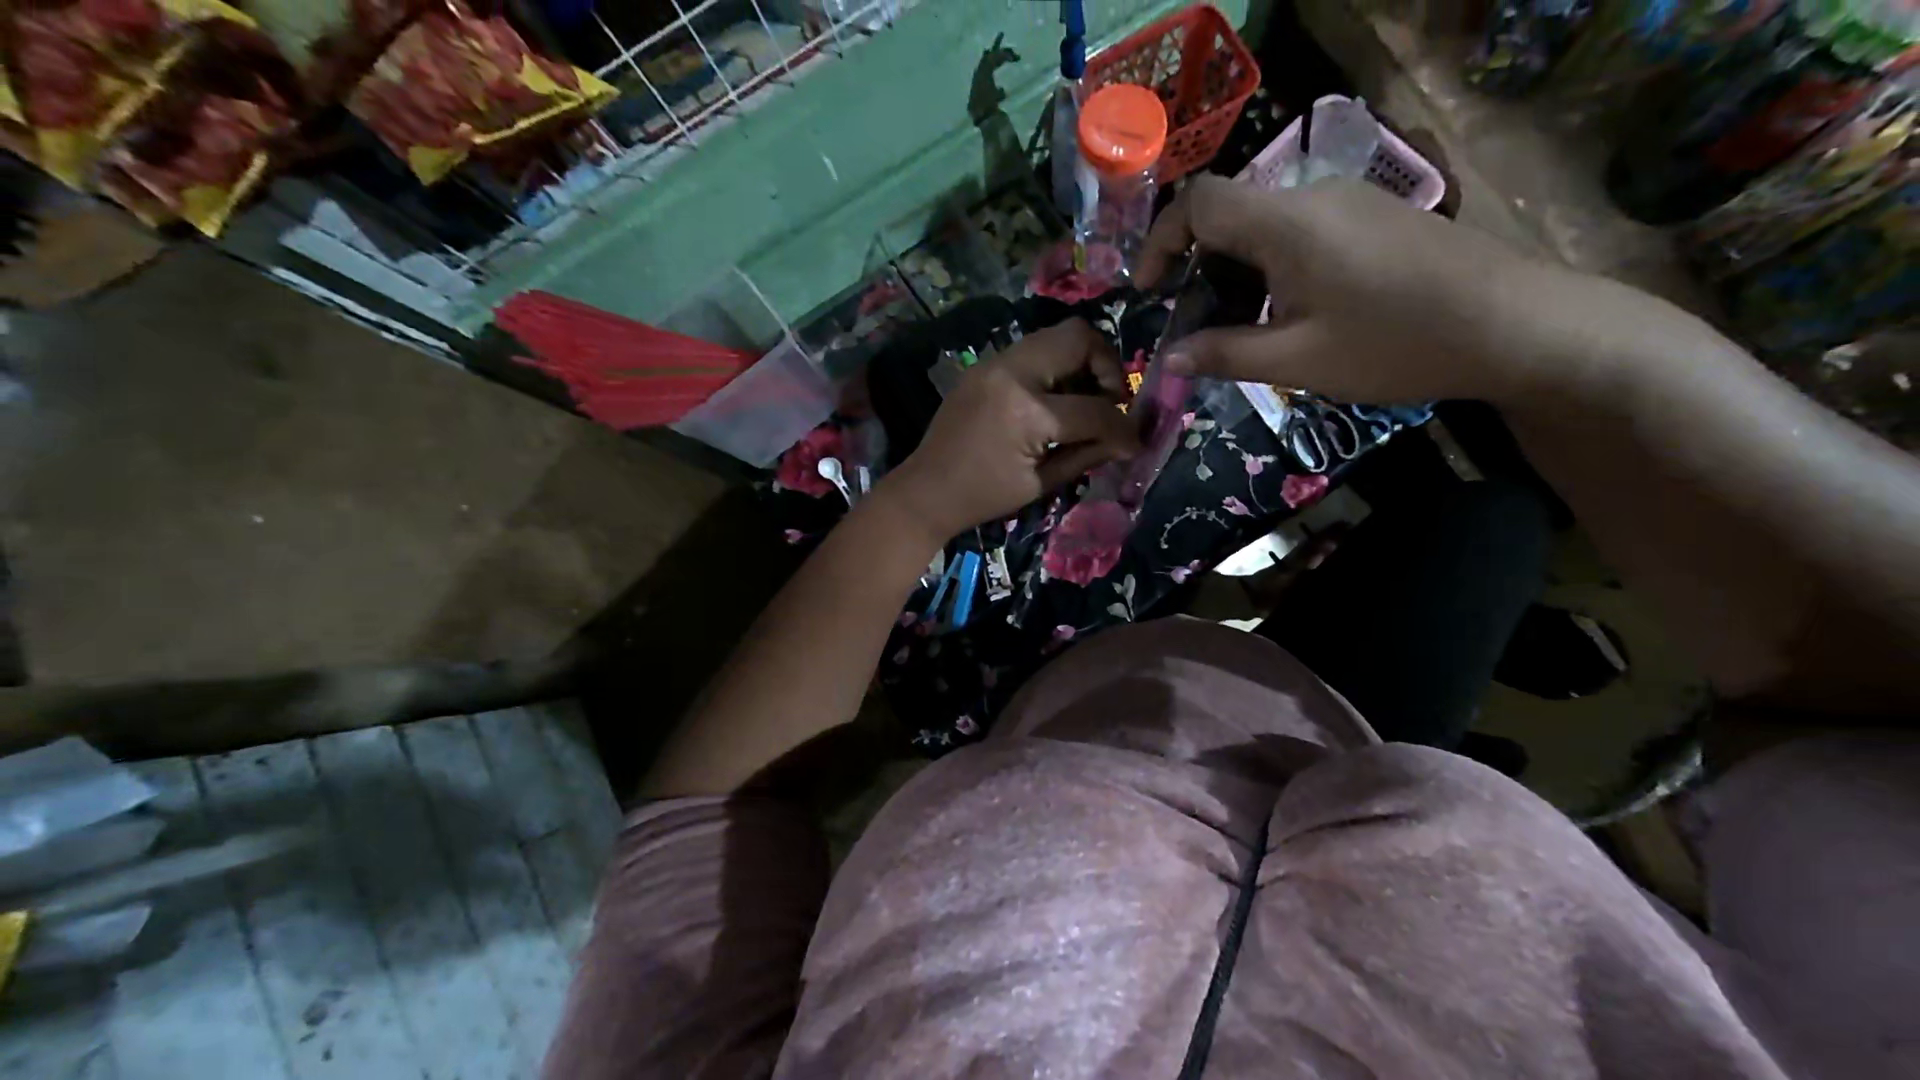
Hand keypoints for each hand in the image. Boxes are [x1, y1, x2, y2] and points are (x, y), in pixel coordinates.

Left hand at [878, 319, 1139, 542]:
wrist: (926, 491)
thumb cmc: (983, 497)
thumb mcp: (1041, 484)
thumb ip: (1087, 455)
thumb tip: (1127, 440)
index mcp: (1027, 411)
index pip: (1094, 408)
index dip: (1122, 427)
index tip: (1134, 440)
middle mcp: (1012, 372)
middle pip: (1080, 337)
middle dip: (1107, 366)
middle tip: (1110, 399)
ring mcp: (995, 363)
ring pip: (1056, 336)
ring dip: (1081, 362)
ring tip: (1085, 399)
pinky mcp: (985, 365)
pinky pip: (1033, 350)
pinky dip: (1055, 366)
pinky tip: (1055, 399)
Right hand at [1137, 176, 1617, 405]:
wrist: (1517, 325)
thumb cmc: (1395, 344)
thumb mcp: (1297, 360)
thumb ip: (1224, 354)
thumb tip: (1169, 360)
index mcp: (1287, 224)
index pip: (1199, 203)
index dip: (1160, 242)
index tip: (1149, 291)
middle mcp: (1314, 197)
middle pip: (1230, 212)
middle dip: (1196, 264)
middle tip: (1194, 321)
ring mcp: (1351, 201)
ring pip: (1265, 223)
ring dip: (1235, 269)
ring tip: (1240, 325)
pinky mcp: (1376, 216)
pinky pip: (1302, 229)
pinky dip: (1272, 265)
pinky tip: (1291, 310)